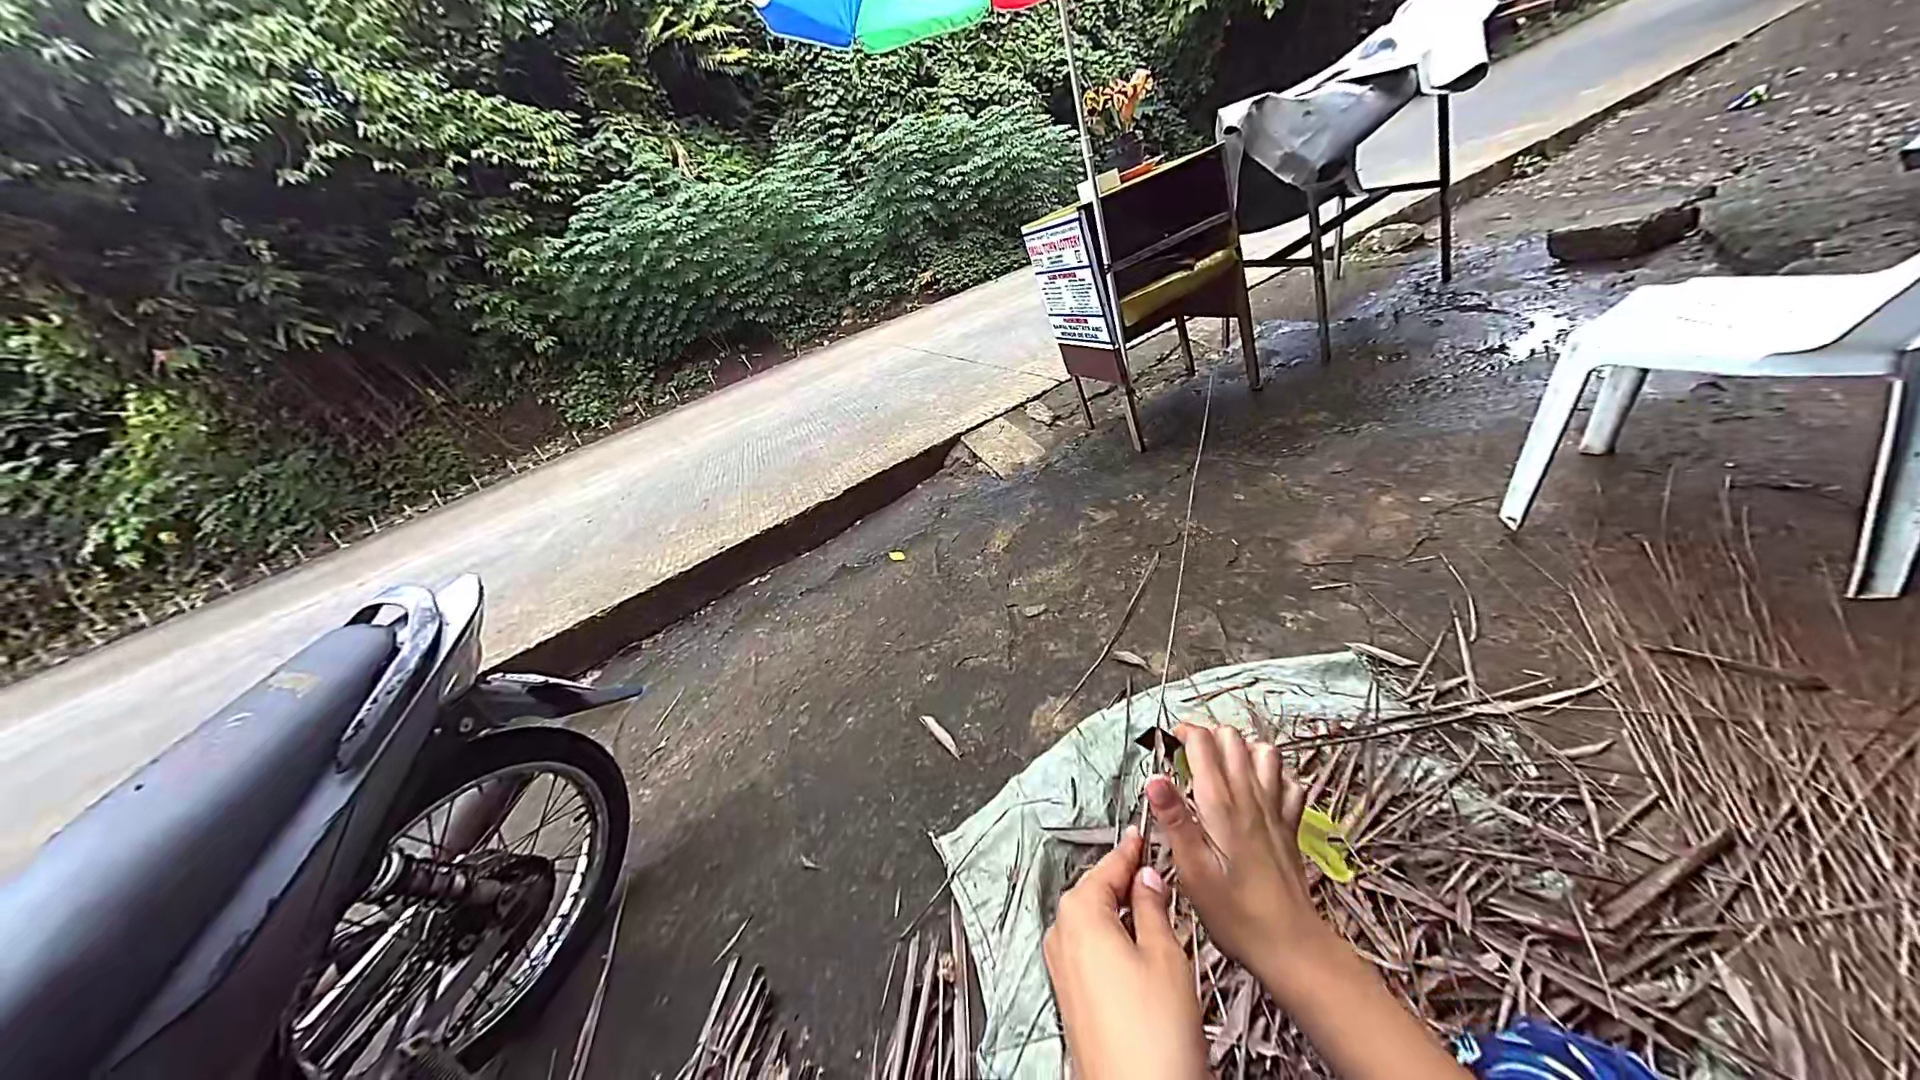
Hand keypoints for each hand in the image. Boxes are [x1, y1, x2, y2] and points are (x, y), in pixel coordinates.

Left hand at [1043, 827, 1206, 1079]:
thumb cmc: (1151, 1038)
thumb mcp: (1165, 955)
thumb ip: (1153, 906)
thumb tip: (1148, 880)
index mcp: (1079, 913)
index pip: (1108, 866)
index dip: (1130, 849)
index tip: (1140, 834)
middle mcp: (1061, 933)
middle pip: (1095, 890)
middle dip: (1124, 879)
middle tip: (1151, 867)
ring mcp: (1061, 965)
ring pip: (1092, 918)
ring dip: (1119, 908)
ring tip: (1151, 904)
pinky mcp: (1069, 992)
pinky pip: (1089, 945)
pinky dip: (1111, 935)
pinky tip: (1136, 944)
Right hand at [1150, 724, 1471, 1079]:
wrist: (1291, 945)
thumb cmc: (1236, 913)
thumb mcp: (1191, 869)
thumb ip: (1174, 818)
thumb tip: (1154, 780)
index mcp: (1221, 805)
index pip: (1203, 743)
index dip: (1183, 733)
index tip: (1167, 741)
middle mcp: (1250, 798)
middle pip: (1232, 738)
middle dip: (1207, 735)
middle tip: (1187, 753)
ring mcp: (1274, 809)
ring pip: (1263, 752)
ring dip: (1240, 748)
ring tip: (1219, 763)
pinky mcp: (1289, 825)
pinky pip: (1288, 781)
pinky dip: (1272, 773)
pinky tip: (1257, 786)